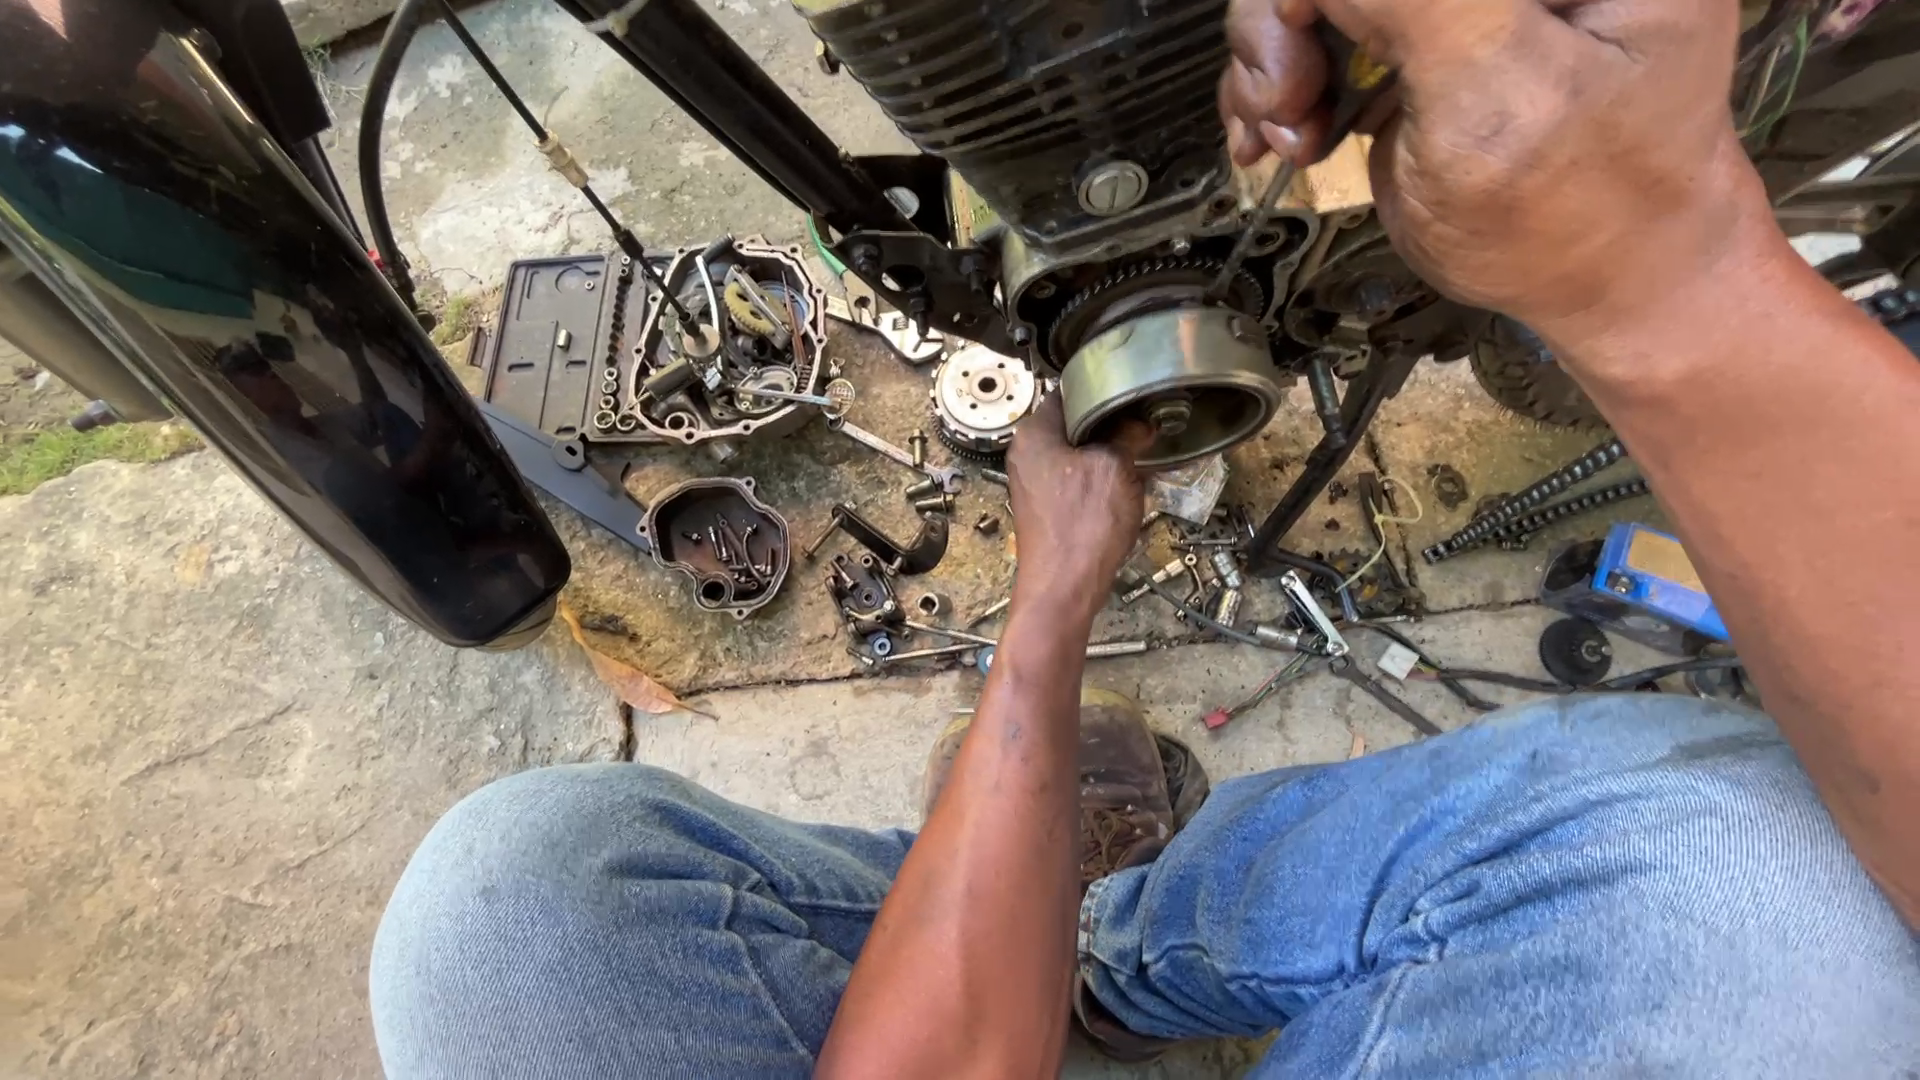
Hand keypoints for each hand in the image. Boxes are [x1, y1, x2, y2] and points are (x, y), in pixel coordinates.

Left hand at [1005, 395, 1151, 622]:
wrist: (1063, 587)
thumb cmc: (1082, 528)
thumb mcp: (1115, 469)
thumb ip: (1126, 436)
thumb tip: (1138, 425)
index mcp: (1033, 434)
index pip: (1069, 393)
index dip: (1103, 390)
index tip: (1131, 393)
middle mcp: (1026, 455)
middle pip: (1075, 425)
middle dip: (1111, 427)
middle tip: (1143, 427)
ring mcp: (1034, 483)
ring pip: (1079, 454)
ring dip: (1110, 456)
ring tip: (1140, 458)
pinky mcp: (1046, 507)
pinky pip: (1077, 481)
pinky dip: (1101, 479)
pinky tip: (1126, 487)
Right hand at [1219, 0, 1777, 339]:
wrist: (1588, 270)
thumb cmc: (1570, 199)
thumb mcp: (1499, 93)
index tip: (1297, 82)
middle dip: (1276, 35)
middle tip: (1286, 116)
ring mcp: (1435, 2)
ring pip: (1296, 3)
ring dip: (1266, 77)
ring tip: (1289, 145)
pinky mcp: (1398, 51)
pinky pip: (1302, 46)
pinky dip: (1269, 97)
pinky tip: (1273, 142)